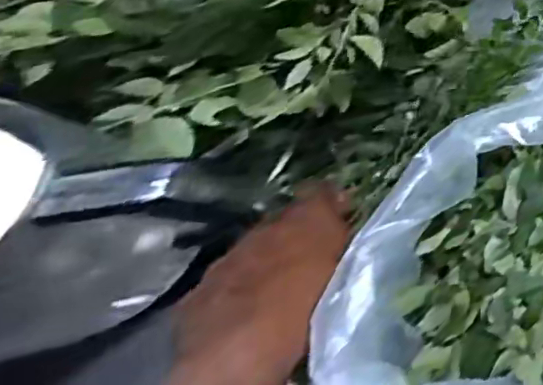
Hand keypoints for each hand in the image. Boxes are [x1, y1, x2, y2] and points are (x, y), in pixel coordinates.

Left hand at [169, 184, 351, 384]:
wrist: (237, 351)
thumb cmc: (307, 303)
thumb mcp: (344, 265)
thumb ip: (343, 239)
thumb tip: (348, 228)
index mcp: (306, 216)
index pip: (321, 191)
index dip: (330, 202)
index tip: (340, 214)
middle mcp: (264, 228)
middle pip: (281, 222)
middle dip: (292, 235)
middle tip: (308, 257)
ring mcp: (225, 260)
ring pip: (249, 251)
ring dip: (261, 261)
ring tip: (274, 285)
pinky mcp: (194, 294)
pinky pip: (221, 282)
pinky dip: (232, 289)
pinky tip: (240, 309)